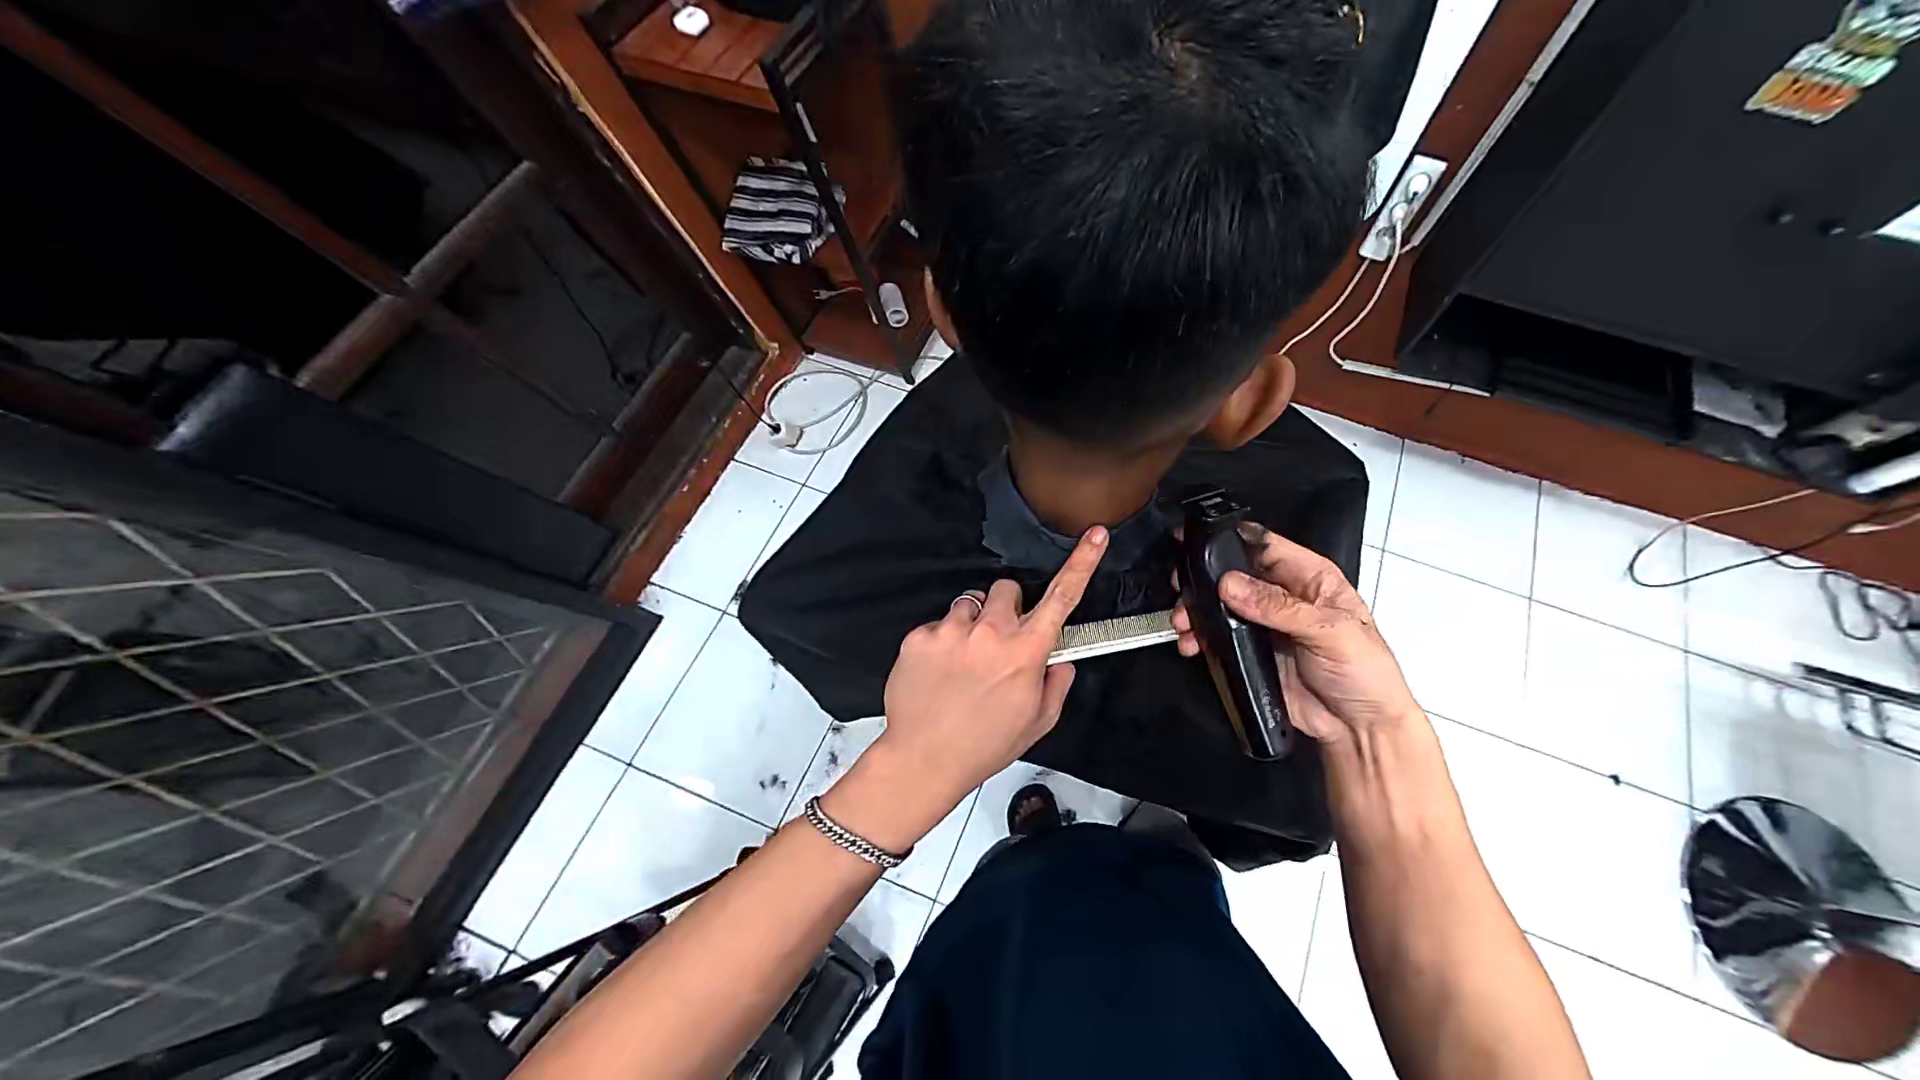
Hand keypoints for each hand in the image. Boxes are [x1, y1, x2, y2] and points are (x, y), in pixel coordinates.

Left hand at [822, 527, 1106, 851]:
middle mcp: (990, 633)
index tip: (1094, 535)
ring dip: (972, 624)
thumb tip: (1061, 661)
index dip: (1083, 562)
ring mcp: (951, 631)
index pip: (1062, 596)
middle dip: (1006, 607)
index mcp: (1025, 652)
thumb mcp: (1036, 721)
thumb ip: (1056, 683)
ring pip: (969, 604)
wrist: (924, 759)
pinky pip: (937, 624)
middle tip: (998, 639)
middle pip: (1006, 589)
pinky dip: (940, 642)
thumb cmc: (983, 745)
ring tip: (964, 661)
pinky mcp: (919, 636)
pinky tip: (939, 671)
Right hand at [1172, 523, 1419, 744]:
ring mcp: (1263, 623)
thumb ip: (1280, 607)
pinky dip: (1198, 636)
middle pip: (1233, 572)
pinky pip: (1215, 635)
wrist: (1356, 729)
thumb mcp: (1330, 633)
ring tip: (1186, 619)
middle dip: (1204, 577)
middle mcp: (1283, 596)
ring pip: (1218, 603)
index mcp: (1310, 579)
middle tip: (1186, 585)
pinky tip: (1193, 642)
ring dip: (1197, 609)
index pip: (1265, 545)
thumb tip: (1233, 585)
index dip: (1233, 539)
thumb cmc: (1366, 675)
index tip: (1202, 543)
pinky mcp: (1248, 650)